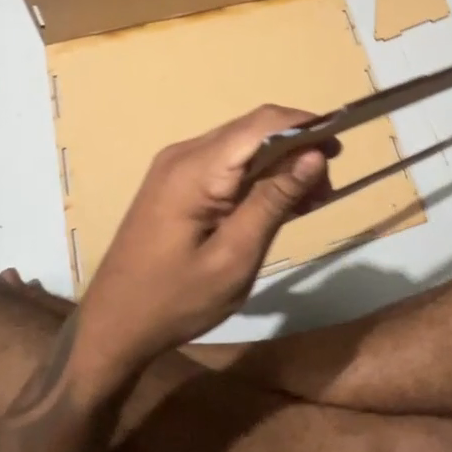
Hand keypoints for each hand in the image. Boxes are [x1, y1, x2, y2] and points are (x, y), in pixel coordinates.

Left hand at [72, 106, 334, 380]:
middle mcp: (185, 154)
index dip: (304, 124)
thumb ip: (274, 202)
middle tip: (328, 186)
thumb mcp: (234, 258)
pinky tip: (280, 202)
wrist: (111, 328)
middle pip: (253, 130)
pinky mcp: (177, 182)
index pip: (262, 123)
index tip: (340, 145)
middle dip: (297, 147)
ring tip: (312, 198)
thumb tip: (315, 155)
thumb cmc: (174, 301)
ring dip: (280, 163)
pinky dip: (258, 176)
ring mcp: (177, 167)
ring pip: (243, 146)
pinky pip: (227, 164)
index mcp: (197, 168)